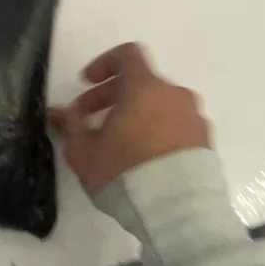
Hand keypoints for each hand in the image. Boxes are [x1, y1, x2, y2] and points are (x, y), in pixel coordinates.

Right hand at [49, 43, 211, 195]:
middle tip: (89, 119)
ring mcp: (195, 119)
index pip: (127, 55)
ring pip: (159, 104)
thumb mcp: (82, 150)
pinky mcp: (205, 142)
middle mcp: (175, 96)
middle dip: (111, 95)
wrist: (177, 210)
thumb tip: (59, 113)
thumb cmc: (123, 171)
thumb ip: (71, 124)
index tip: (87, 83)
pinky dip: (156, 130)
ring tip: (116, 142)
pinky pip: (175, 125)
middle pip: (141, 82)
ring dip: (135, 114)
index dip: (103, 64)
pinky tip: (140, 157)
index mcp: (145, 89)